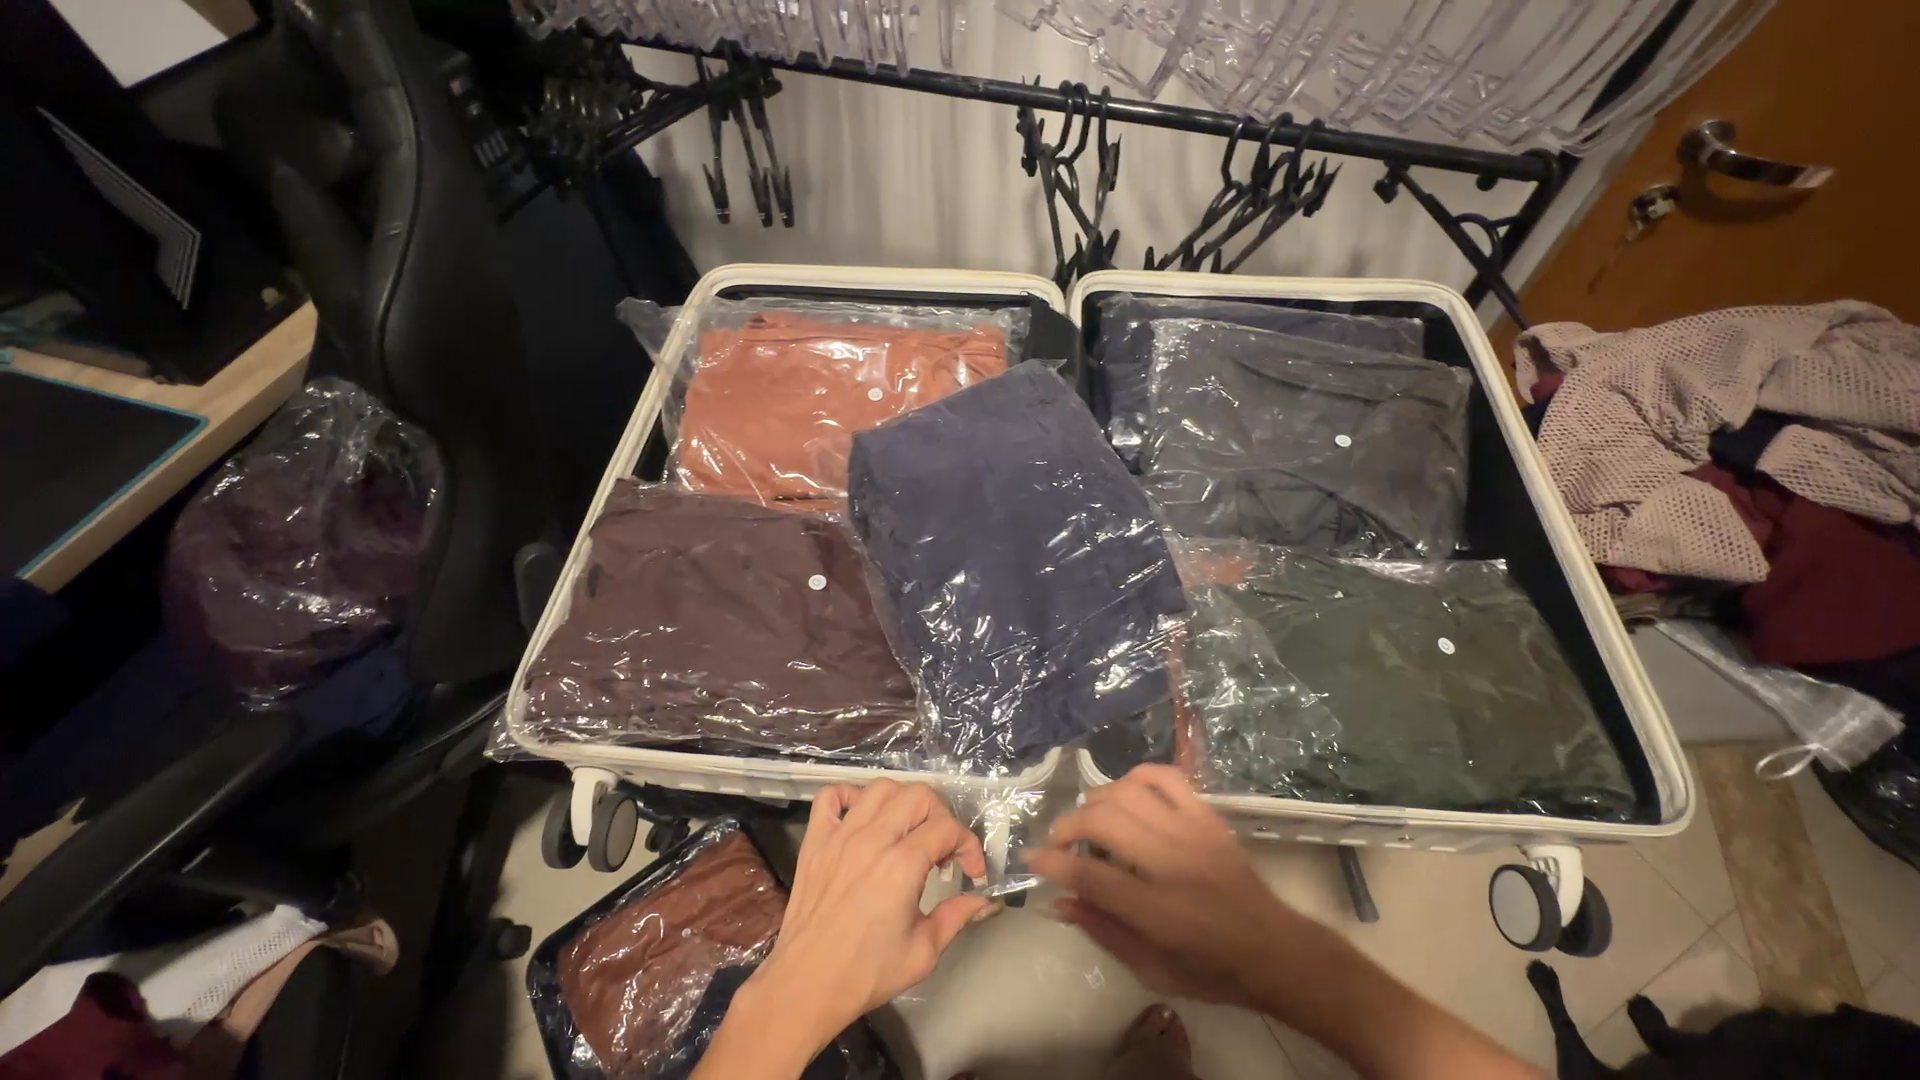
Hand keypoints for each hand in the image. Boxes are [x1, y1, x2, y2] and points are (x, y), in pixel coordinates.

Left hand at [746, 780, 992, 1047]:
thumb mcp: (924, 952)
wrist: (806, 984)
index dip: (969, 845)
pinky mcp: (815, 840)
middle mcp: (872, 840)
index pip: (948, 828)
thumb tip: (986, 899)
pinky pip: (830, 797)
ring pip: (880, 788)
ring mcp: (840, 835)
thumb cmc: (867, 973)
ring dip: (903, 802)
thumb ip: (958, 916)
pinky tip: (863, 817)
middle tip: (942, 848)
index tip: (971, 872)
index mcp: (901, 866)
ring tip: (908, 831)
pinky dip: (849, 796)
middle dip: (941, 815)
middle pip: (918, 795)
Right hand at [1025, 764, 1302, 1009]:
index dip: (1053, 864)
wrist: (1275, 949)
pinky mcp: (1208, 816)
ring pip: (1128, 792)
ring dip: (1096, 802)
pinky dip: (1136, 776)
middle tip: (1058, 844)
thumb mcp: (1152, 970)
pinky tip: (1123, 793)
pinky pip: (1165, 777)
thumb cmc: (1210, 969)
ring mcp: (1194, 832)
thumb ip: (1103, 930)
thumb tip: (1057, 900)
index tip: (1033, 860)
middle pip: (1104, 821)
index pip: (1092, 875)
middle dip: (1067, 827)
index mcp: (1160, 912)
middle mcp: (1174, 864)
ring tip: (1089, 822)